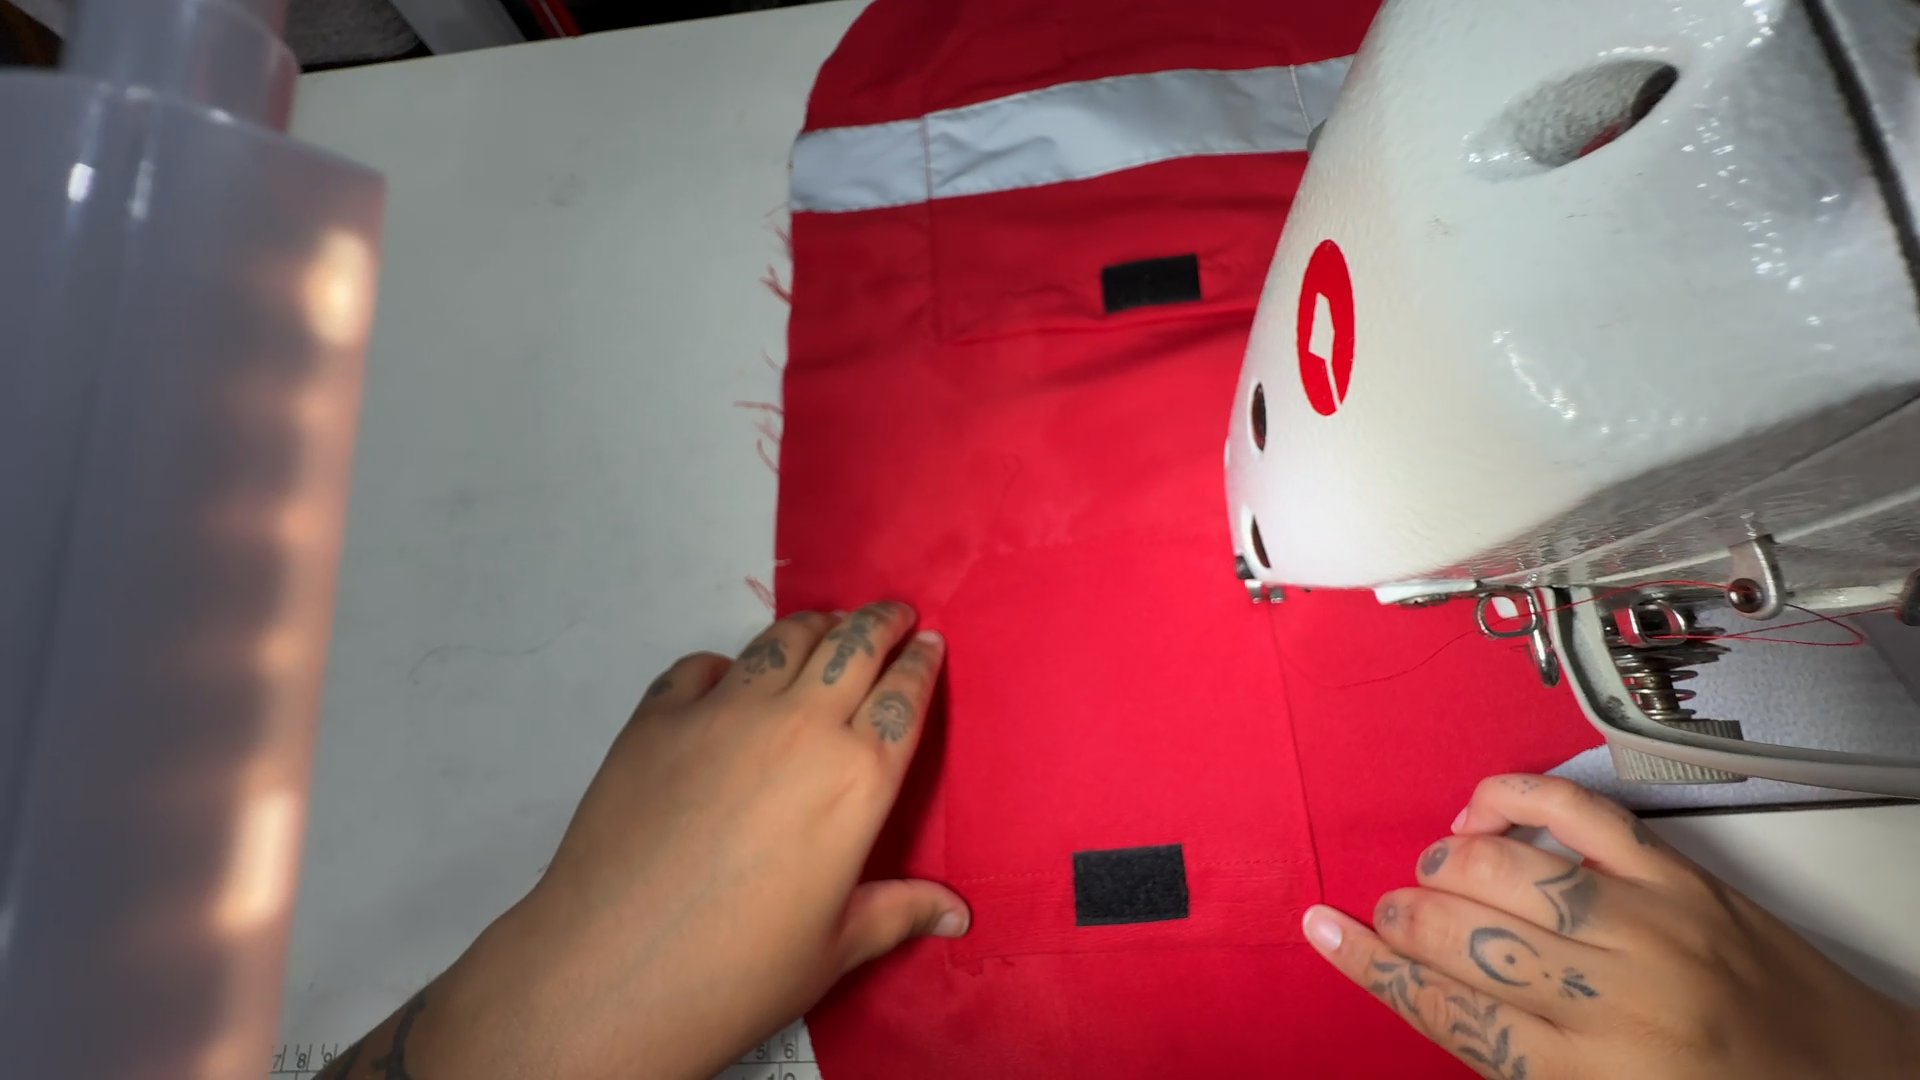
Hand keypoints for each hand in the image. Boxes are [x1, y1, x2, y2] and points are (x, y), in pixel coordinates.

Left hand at [321, 603, 967, 1079]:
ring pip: (786, 639)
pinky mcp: (660, 716)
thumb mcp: (834, 950)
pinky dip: (724, 665)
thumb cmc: (737, 972)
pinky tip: (727, 679)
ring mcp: (725, 712)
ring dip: (817, 624)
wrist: (605, 975)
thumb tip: (961, 917)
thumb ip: (901, 911)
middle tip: (895, 612)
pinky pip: (701, 666)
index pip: (904, 697)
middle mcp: (801, 725)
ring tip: (828, 625)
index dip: (922, 663)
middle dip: (883, 620)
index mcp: (857, 778)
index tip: (931, 641)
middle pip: (855, 646)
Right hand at [1304, 774, 1919, 1079]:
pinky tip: (1478, 812)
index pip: (1445, 1008)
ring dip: (1443, 861)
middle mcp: (1622, 1003)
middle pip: (1461, 933)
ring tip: (1435, 872)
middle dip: (1402, 915)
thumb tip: (1417, 983)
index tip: (1322, 928)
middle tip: (1393, 914)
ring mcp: (1656, 926)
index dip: (1368, 963)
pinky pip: (1571, 807)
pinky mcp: (1682, 875)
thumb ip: (1514, 1054)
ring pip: (1501, 866)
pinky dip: (1507, 796)